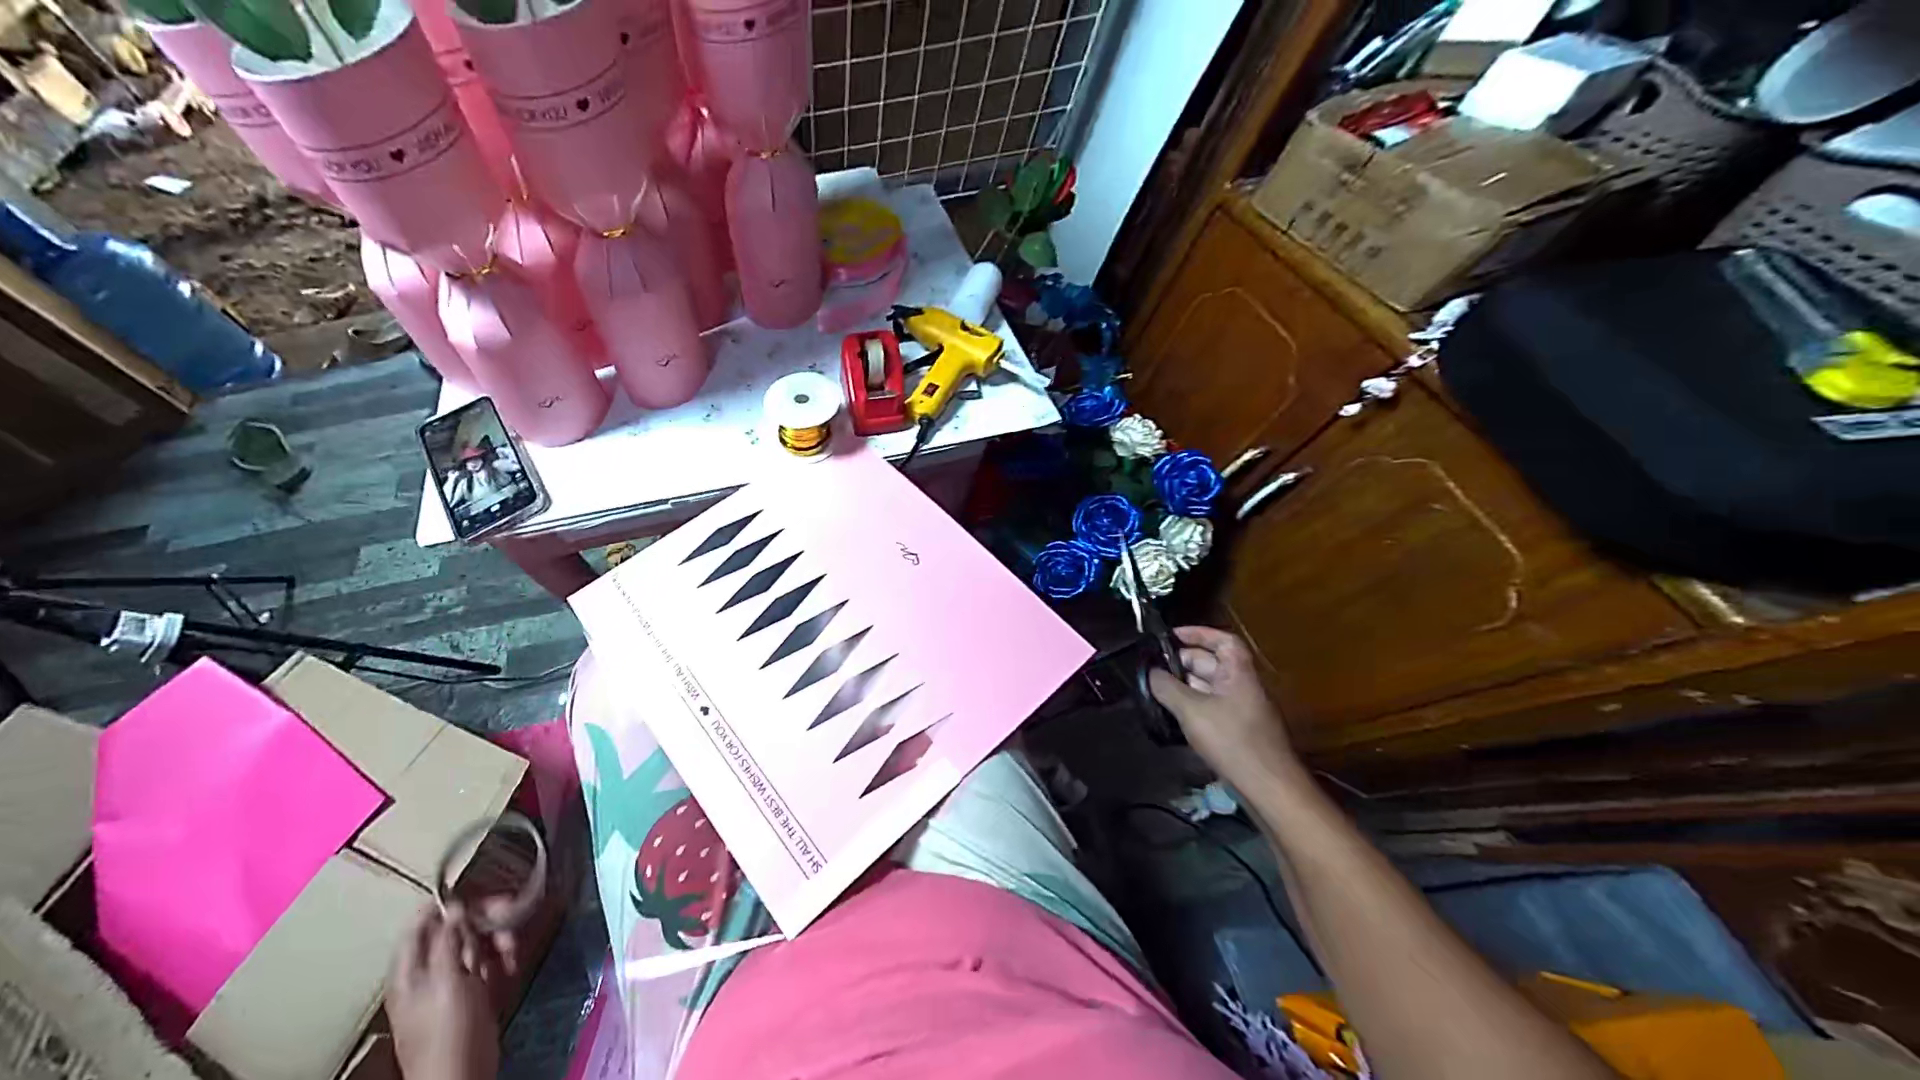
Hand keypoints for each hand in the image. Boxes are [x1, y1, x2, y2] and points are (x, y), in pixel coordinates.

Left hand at [386, 902, 517, 1079]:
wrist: (462, 1075)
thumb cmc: (447, 1031)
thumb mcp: (446, 981)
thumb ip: (449, 941)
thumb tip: (454, 906)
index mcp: (412, 971)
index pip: (420, 926)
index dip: (443, 904)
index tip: (471, 887)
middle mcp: (430, 973)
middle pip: (455, 932)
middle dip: (482, 919)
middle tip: (507, 908)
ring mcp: (453, 985)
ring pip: (476, 945)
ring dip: (497, 938)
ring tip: (511, 944)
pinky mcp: (474, 995)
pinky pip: (489, 965)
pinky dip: (502, 958)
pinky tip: (511, 962)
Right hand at [1148, 627, 1301, 789]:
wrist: (1267, 786)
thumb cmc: (1232, 740)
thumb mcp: (1192, 710)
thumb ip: (1167, 688)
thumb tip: (1150, 672)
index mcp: (1238, 672)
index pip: (1222, 640)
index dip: (1198, 633)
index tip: (1171, 636)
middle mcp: (1242, 686)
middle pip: (1212, 663)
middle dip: (1183, 661)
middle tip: (1154, 667)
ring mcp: (1241, 709)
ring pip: (1208, 687)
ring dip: (1184, 686)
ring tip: (1156, 690)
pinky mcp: (1237, 731)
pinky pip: (1210, 708)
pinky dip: (1191, 706)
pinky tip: (1172, 716)